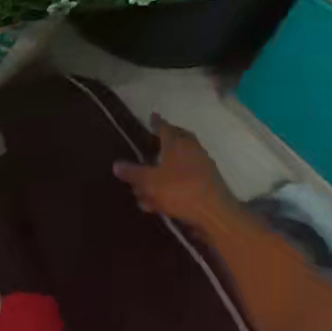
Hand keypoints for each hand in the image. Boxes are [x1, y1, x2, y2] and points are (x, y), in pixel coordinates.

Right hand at [112, 114, 237, 226]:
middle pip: (178, 139)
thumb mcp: (149, 182)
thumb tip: (116, 164)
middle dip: (166, 140)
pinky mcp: (209, 182)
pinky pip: (187, 176)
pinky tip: (166, 194)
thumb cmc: (179, 190)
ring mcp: (203, 165)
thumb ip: (132, 173)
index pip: (164, 127)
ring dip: (169, 164)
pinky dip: (176, 180)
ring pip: (182, 159)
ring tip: (156, 173)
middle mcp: (192, 149)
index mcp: (177, 143)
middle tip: (155, 141)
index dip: (156, 122)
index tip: (152, 117)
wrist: (215, 213)